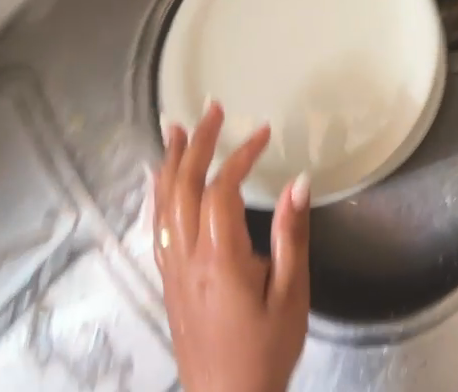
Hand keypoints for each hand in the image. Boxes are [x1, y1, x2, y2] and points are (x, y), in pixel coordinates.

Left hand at [153, 103, 309, 391]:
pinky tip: (162, 184)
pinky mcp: (170, 285)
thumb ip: (291, 235)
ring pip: (163, 207)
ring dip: (169, 164)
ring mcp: (173, 273)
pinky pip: (158, 229)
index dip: (240, 155)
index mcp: (220, 259)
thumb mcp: (292, 293)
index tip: (263, 132)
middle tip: (211, 110)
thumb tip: (299, 182)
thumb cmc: (267, 348)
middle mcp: (187, 260)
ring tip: (175, 130)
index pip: (222, 190)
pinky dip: (160, 196)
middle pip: (183, 190)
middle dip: (195, 145)